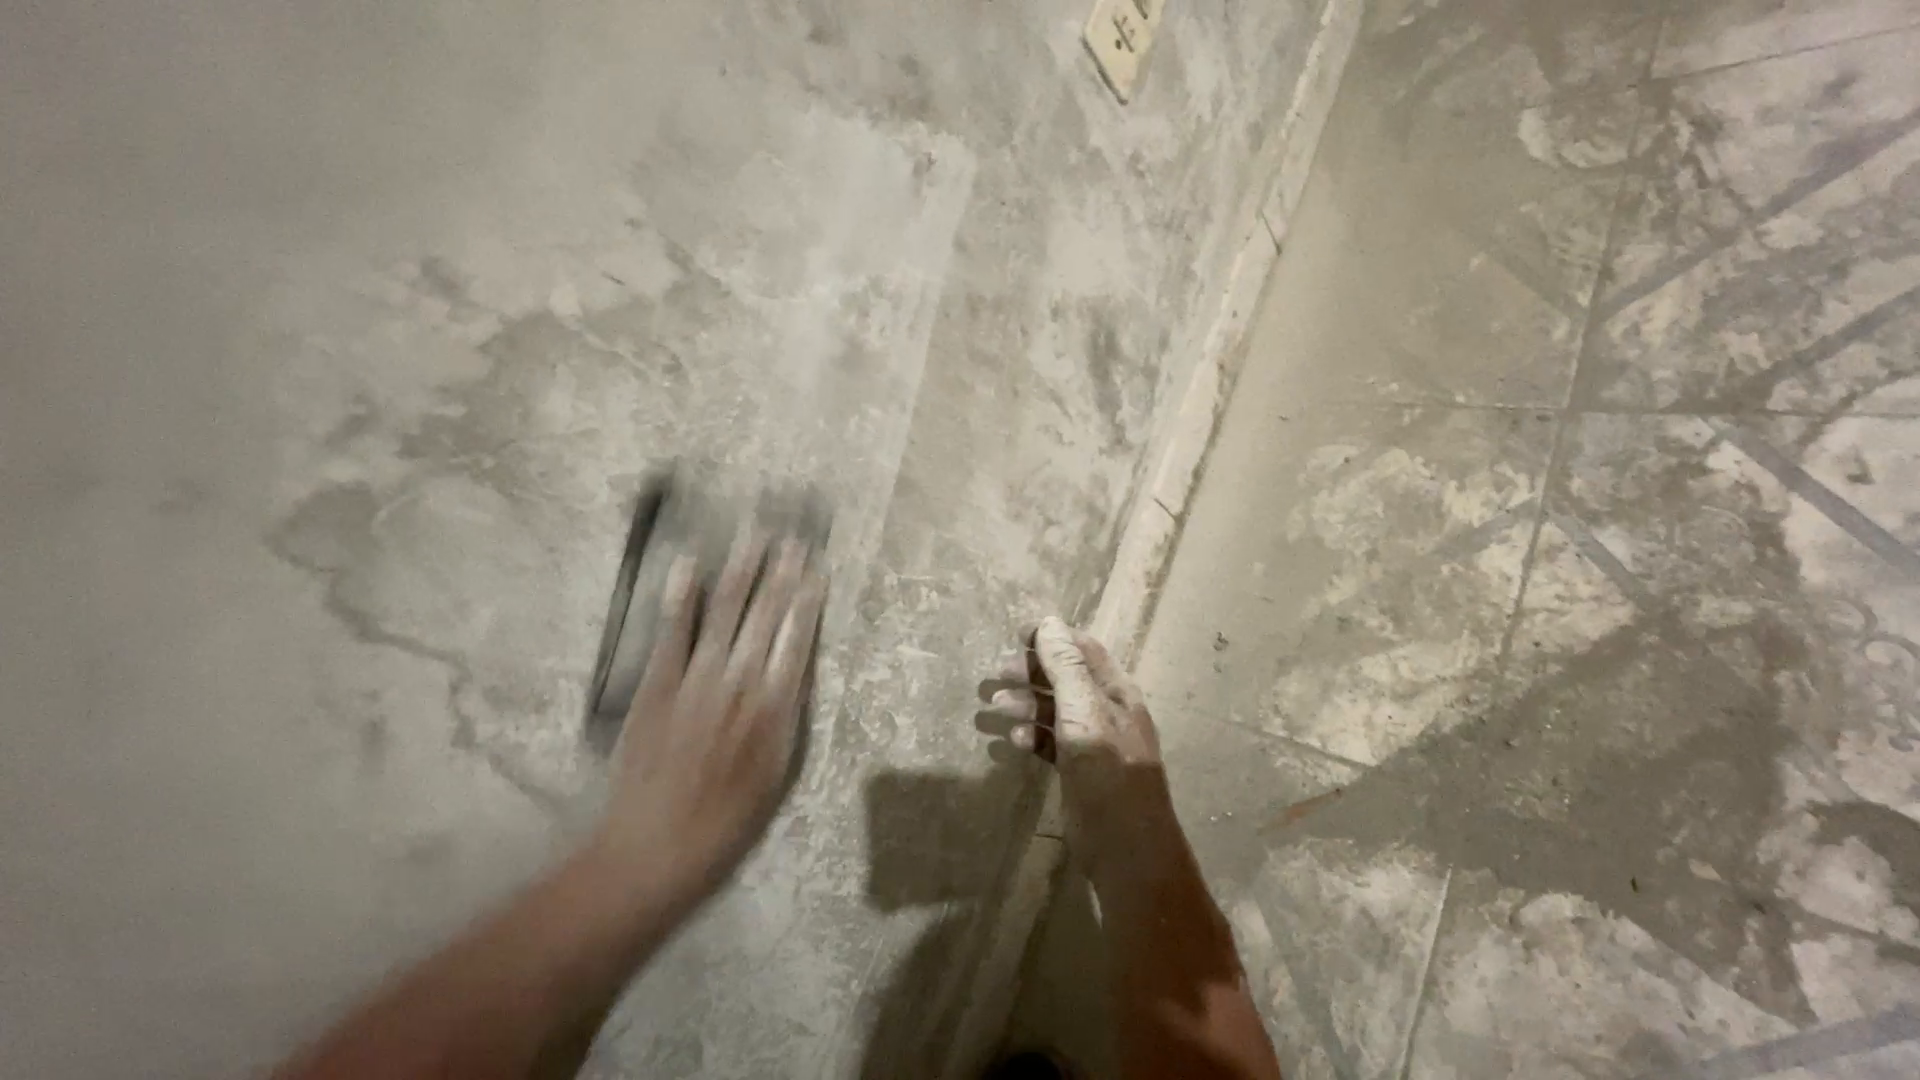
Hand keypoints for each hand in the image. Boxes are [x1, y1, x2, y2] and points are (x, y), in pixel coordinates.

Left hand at [594, 529, 827, 901]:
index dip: (809, 601)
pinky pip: (671, 633)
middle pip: (766, 617)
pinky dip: (680, 598)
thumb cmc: (727, 822)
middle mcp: (740, 685)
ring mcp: (696, 681)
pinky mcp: (657, 686)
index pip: (798, 640)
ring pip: (724, 614)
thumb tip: (799, 670)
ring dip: (740, 572)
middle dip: (781, 575)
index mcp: (775, 709)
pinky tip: (689, 565)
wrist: (655, 848)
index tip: (817, 568)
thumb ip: (789, 717)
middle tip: (792, 538)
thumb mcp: (778, 774)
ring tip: (754, 537)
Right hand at [979, 617, 1175, 879]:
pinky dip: (1031, 736)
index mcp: (1116, 691)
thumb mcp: (1085, 713)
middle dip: (1032, 671)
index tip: (1015, 636)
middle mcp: (1106, 711)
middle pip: (1065, 677)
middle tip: (998, 675)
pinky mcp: (1080, 770)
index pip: (1082, 650)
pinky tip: (1012, 741)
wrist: (1126, 847)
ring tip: (995, 707)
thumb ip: (1066, 669)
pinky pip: (1051, 741)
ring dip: (1025, 703)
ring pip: (1054, 710)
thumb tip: (1049, 623)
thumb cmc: (1107, 773)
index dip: (1051, 638)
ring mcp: (1093, 742)